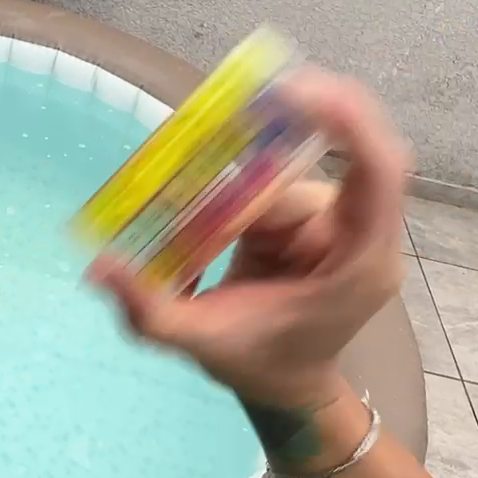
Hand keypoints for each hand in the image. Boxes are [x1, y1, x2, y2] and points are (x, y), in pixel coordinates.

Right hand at [92, 70, 409, 465]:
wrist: (284, 386)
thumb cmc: (258, 365)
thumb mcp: (200, 342)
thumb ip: (149, 309)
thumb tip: (97, 266)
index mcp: (358, 264)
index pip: (380, 174)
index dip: (348, 122)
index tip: (295, 91)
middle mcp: (355, 232)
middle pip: (331, 159)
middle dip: (281, 130)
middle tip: (231, 104)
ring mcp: (332, 221)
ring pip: (285, 173)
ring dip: (236, 182)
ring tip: (191, 210)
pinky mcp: (306, 216)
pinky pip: (270, 183)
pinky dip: (232, 188)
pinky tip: (200, 211)